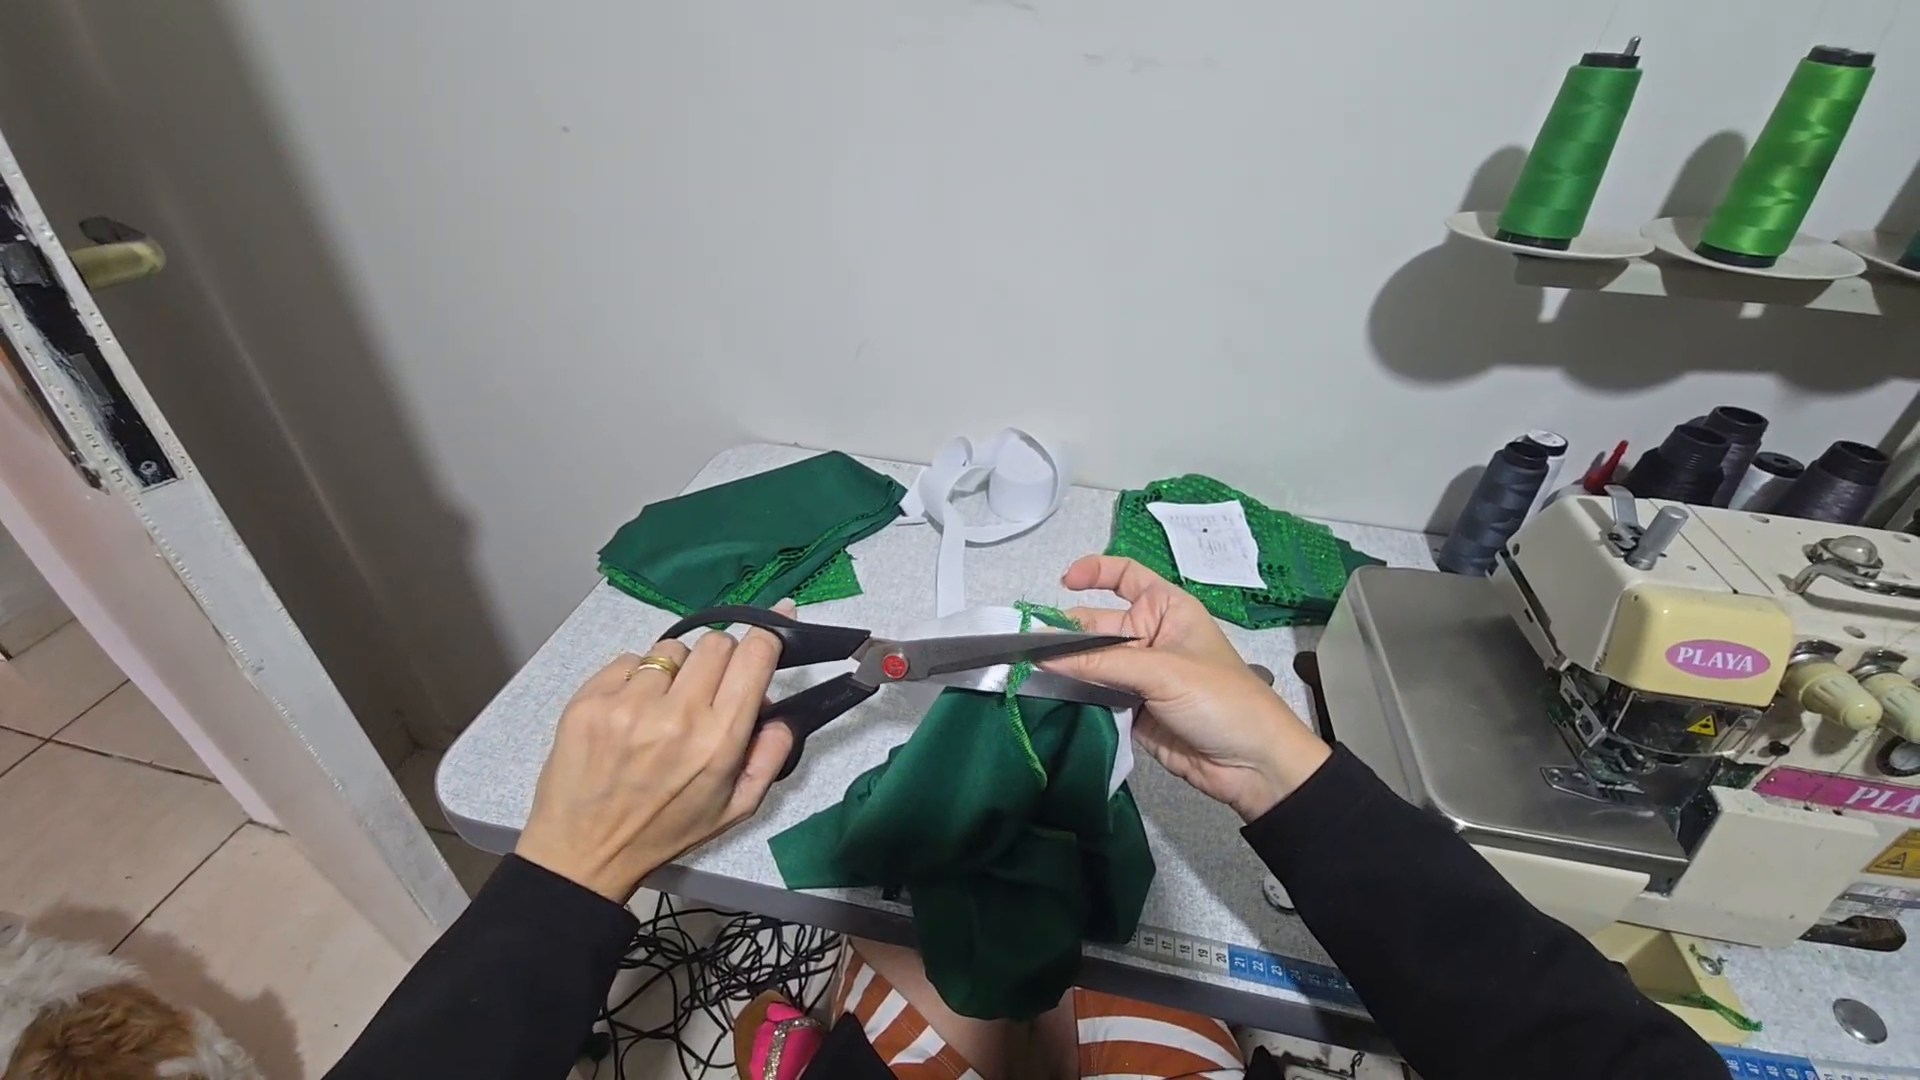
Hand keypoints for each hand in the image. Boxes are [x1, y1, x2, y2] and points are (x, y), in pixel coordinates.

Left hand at [514, 606, 795, 901]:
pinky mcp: (590, 700)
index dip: (767, 634)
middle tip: (710, 689)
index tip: (771, 629)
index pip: (755, 652)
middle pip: (717, 641)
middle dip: (722, 659)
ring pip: (671, 648)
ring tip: (663, 704)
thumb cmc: (666, 830)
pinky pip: (630, 659)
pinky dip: (637, 677)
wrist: (581, 853)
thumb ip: (772, 756)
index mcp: (720, 740)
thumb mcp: (736, 807)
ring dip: (677, 670)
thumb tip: (781, 712)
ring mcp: (629, 704)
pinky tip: (630, 711)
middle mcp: (678, 714)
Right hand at [1043, 556, 1330, 821]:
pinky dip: (1073, 693)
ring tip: (1028, 668)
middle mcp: (1149, 636)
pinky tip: (1048, 694)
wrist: (1253, 766)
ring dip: (1064, 665)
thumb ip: (1102, 663)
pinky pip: (1093, 693)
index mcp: (1166, 610)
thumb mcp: (1164, 671)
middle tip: (1031, 646)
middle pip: (1097, 623)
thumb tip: (1044, 655)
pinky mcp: (1129, 708)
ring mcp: (1137, 674)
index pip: (1125, 576)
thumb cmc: (1221, 700)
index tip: (1064, 582)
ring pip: (1090, 661)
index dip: (1095, 571)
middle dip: (1066, 632)